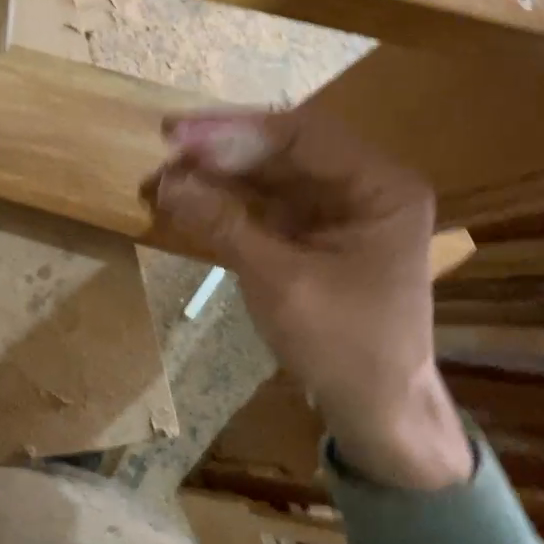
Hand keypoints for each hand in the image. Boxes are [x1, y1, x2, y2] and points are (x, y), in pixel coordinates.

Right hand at [146, 107, 472, 489]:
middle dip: (220, 149)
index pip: (300, 134)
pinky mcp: (315, 230)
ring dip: (217, 172)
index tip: (176, 135)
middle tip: (163, 150)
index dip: (233, 130)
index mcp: (380, 187)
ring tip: (164, 175)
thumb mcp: (280, 282)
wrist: (380, 413)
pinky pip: (266, 199)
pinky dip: (226, 198)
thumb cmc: (345, 345)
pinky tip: (188, 197)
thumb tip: (164, 181)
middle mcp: (363, 185)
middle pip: (282, 148)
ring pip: (269, 171)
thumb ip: (223, 223)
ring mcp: (338, 208)